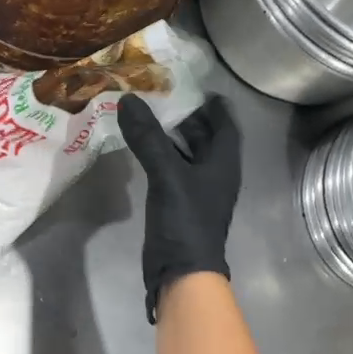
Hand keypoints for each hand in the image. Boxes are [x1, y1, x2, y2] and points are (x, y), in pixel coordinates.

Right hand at [121, 94, 242, 321]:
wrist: (181, 270)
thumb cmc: (184, 220)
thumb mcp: (167, 175)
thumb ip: (148, 138)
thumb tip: (128, 99)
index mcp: (223, 162)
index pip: (224, 121)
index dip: (210, 101)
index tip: (188, 83)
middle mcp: (215, 173)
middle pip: (206, 136)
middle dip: (187, 116)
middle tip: (161, 95)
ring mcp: (197, 191)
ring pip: (187, 154)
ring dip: (171, 136)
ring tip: (147, 117)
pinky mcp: (179, 204)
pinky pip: (172, 171)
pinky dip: (160, 157)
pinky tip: (142, 151)